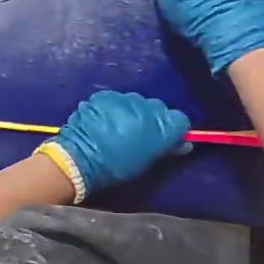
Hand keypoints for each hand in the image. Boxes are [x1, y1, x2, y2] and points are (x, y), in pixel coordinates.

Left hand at [38, 90, 191, 201]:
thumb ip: (166, 148)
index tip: (166, 137)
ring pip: (136, 102)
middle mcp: (145, 107)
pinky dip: (113, 108)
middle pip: (157, 108)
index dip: (174, 128)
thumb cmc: (117, 167)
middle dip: (152, 118)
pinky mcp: (104, 96)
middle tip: (140, 133)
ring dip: (132, 112)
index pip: (180, 119)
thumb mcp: (148, 161)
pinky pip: (115, 100)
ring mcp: (123, 99)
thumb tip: (183, 143)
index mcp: (160, 126)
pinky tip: (104, 120)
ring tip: (118, 126)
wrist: (80, 158)